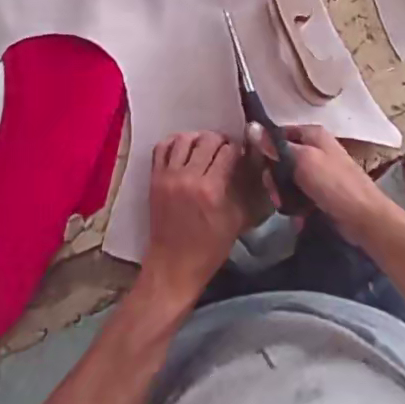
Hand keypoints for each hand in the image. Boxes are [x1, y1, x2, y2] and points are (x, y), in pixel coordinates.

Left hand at [138, 131, 250, 305]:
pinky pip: (161, 148)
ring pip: (184, 138)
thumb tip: (250, 163)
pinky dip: (173, 143)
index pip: (228, 151)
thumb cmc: (210, 248)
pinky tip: (183, 149)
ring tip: (204, 148)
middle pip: (207, 140)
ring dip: (198, 139)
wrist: (174, 265)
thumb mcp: (236, 220)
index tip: (240, 155)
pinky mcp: (154, 179)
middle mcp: (188, 177)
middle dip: (220, 141)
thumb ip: (243, 189)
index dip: (237, 149)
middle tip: (224, 150)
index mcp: (211, 189)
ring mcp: (168, 176)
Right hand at [245, 123, 404, 243]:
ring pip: (288, 178)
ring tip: (284, 207)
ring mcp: (320, 171)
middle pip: (282, 158)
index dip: (266, 146)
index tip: (256, 163)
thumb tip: (251, 127)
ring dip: (283, 193)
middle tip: (274, 192)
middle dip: (274, 176)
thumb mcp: (303, 160)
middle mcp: (316, 148)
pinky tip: (296, 216)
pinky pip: (299, 194)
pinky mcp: (322, 192)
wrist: (364, 218)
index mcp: (313, 134)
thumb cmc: (334, 184)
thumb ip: (277, 146)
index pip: (279, 133)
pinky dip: (295, 204)